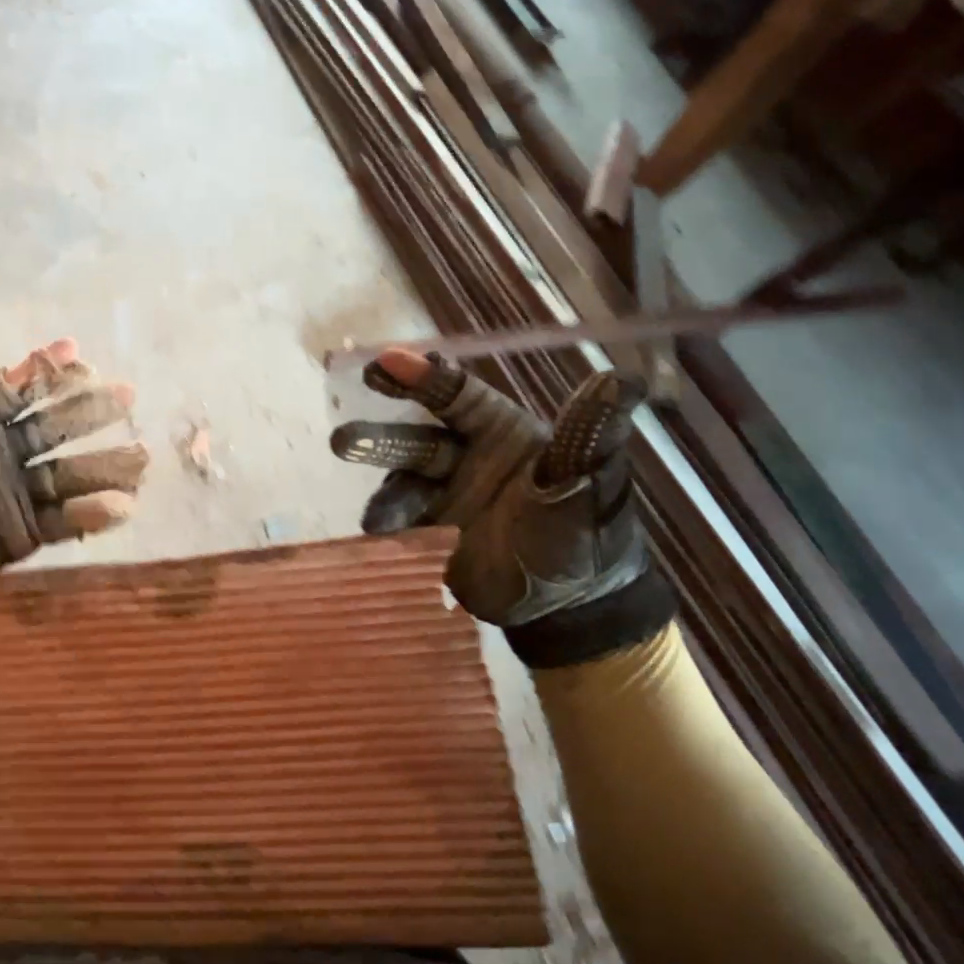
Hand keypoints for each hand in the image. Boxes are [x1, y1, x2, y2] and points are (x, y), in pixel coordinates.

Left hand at [0, 338, 147, 613]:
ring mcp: (23, 490)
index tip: (76, 352)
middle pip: (55, 426)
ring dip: (105, 464)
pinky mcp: (29, 529)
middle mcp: (10, 449)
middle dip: (90, 410)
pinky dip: (91, 514)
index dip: (46, 370)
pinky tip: (123, 506)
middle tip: (127, 394)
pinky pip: (65, 520)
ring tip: (142, 456)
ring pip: (69, 472)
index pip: (18, 389)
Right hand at [331, 349, 673, 667]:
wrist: (573, 603)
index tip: (384, 359)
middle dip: (379, 438)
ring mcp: (441, 497)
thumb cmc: (587, 533)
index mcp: (501, 435)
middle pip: (415, 440)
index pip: (456, 398)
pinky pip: (399, 524)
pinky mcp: (426, 533)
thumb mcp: (591, 482)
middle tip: (344, 440)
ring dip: (382, 494)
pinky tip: (380, 536)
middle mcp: (464, 459)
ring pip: (401, 483)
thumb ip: (589, 435)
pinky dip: (388, 527)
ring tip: (372, 518)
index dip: (422, 379)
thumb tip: (620, 379)